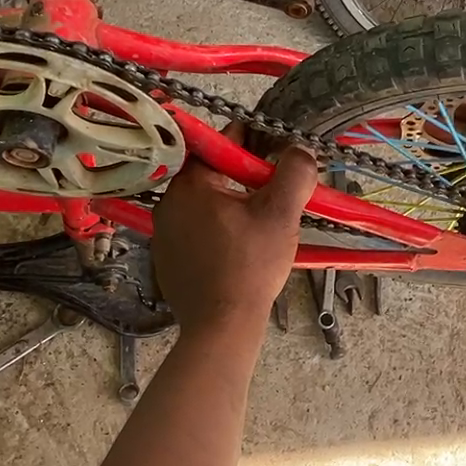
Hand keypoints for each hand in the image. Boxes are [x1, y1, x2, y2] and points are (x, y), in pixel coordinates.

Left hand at [152, 128, 315, 336]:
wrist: (221, 324)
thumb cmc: (250, 266)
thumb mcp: (281, 214)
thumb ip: (295, 173)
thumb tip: (301, 150)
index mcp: (191, 182)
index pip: (224, 142)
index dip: (256, 144)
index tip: (278, 158)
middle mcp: (169, 200)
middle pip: (215, 172)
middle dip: (246, 178)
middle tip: (274, 197)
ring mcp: (164, 231)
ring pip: (207, 202)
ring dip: (233, 205)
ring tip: (260, 225)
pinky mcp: (167, 257)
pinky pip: (197, 229)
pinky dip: (219, 230)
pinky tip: (239, 249)